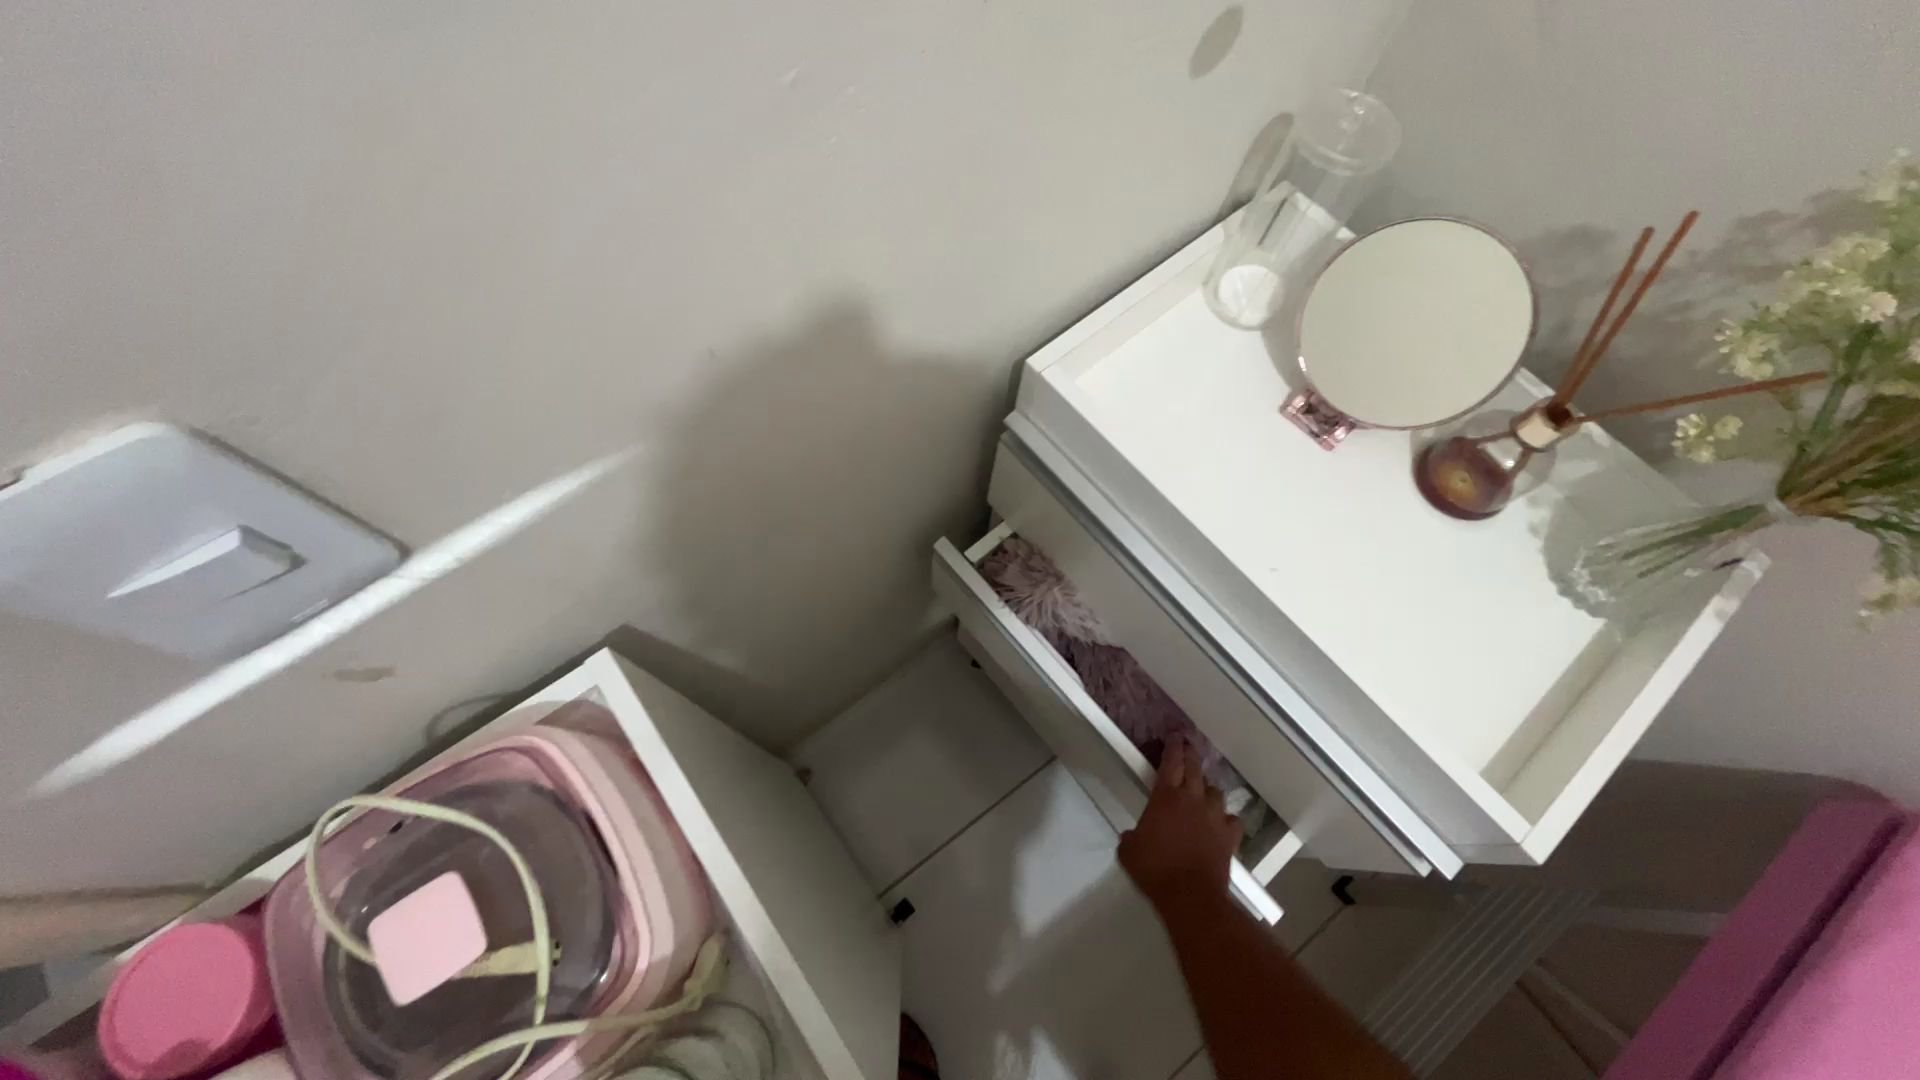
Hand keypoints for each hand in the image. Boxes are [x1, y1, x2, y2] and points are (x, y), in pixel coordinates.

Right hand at [1118, 736, 1242, 915]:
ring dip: (1208, 788)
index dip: (1172, 747)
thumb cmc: (1155, 869)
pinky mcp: (1230, 836)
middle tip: (1188, 746)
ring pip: (1215, 791)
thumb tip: (1132, 836)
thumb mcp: (1129, 851)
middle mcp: (1192, 799)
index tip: (1174, 736)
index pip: (1170, 763)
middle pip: (1194, 768)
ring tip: (1203, 790)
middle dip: (1190, 755)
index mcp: (1165, 797)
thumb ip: (1131, 837)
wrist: (1190, 895)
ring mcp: (1215, 817)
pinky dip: (1226, 818)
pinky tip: (1222, 823)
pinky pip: (1232, 819)